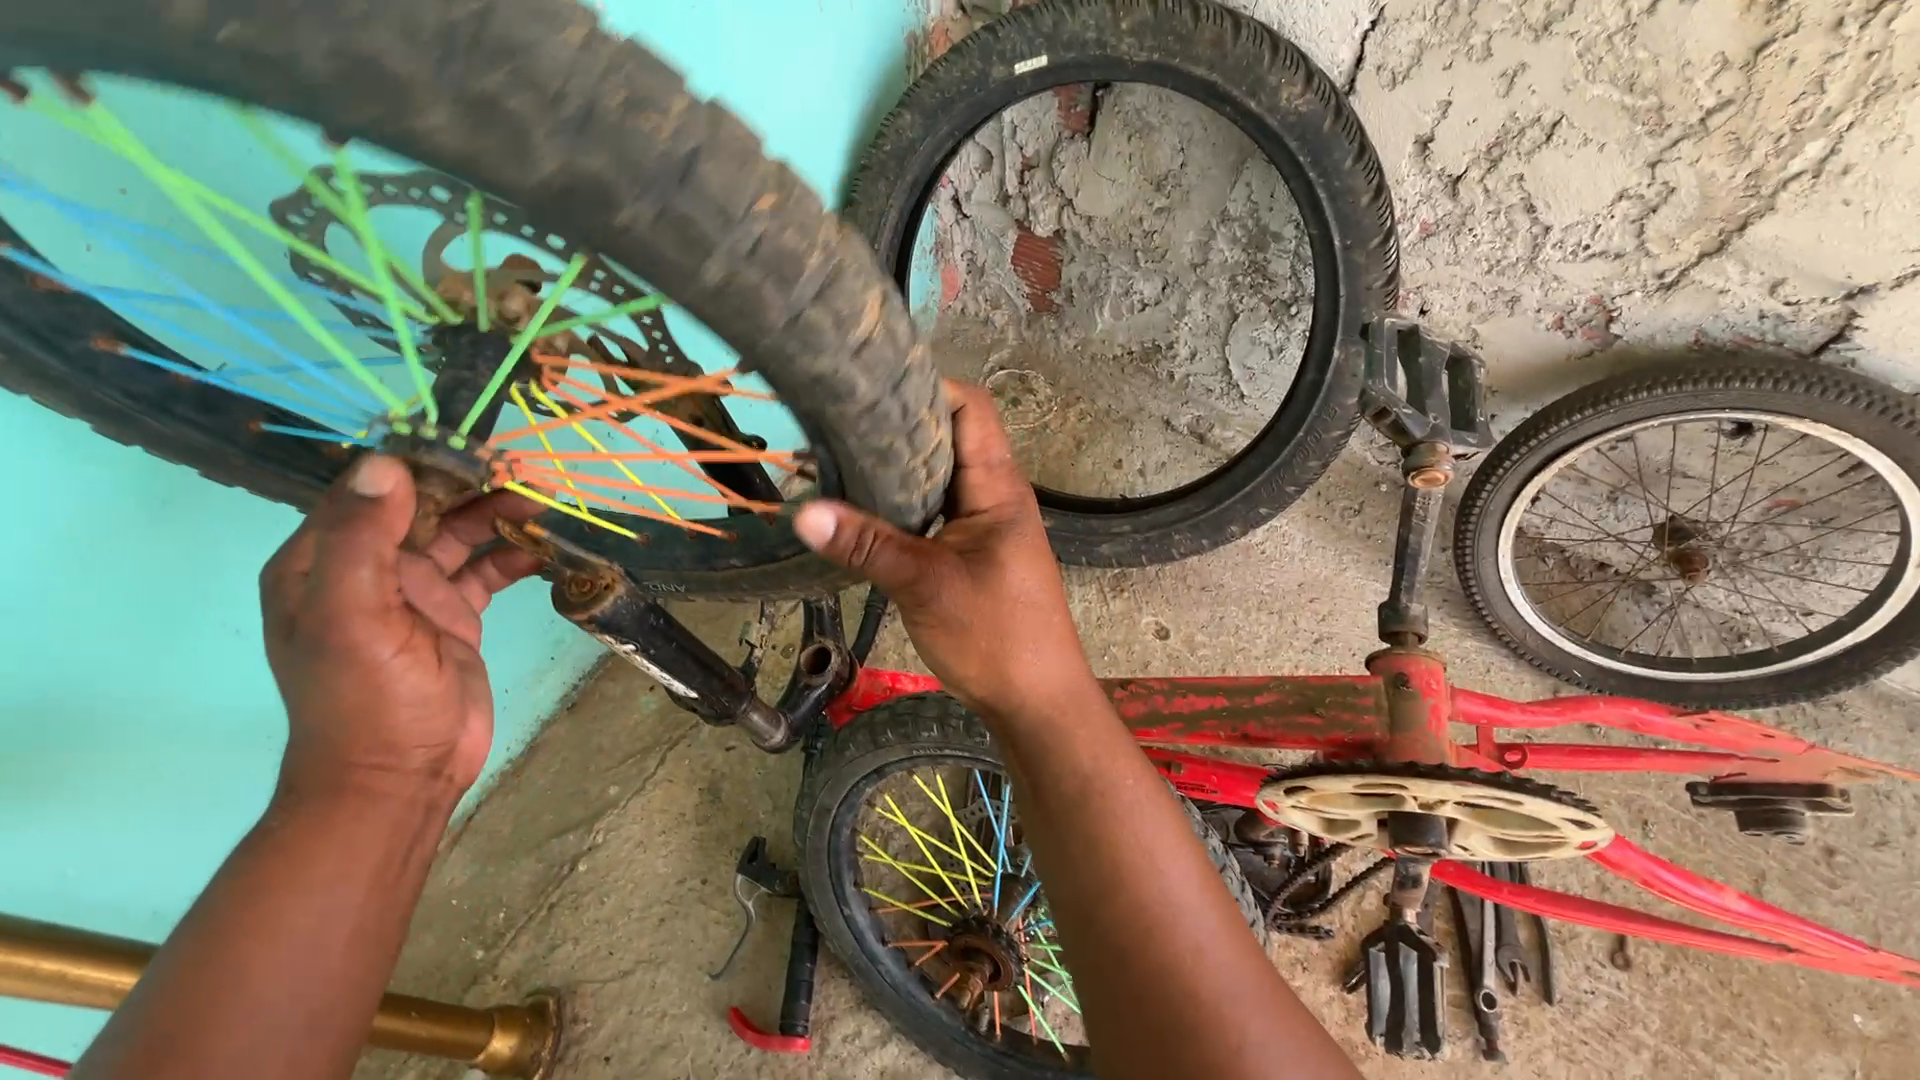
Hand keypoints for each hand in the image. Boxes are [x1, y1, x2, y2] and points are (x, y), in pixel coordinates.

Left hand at [260, 455, 543, 802]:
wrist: (400, 776)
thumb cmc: (366, 699)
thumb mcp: (353, 617)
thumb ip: (362, 539)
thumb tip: (388, 463)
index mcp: (323, 560)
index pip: (372, 490)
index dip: (422, 463)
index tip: (475, 446)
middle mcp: (368, 567)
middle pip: (424, 506)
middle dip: (472, 485)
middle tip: (526, 471)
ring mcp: (415, 591)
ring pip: (460, 534)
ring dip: (499, 515)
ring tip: (544, 503)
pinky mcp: (455, 615)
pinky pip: (487, 570)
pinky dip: (515, 555)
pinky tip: (546, 548)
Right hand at [792, 380, 1093, 716]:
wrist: (1036, 701)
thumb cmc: (995, 637)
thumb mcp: (925, 586)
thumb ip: (866, 545)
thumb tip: (800, 510)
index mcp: (997, 486)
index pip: (969, 407)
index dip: (925, 387)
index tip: (868, 388)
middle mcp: (992, 494)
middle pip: (947, 436)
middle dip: (896, 426)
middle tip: (833, 422)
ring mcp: (981, 524)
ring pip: (936, 476)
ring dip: (894, 469)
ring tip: (834, 458)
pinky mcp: (968, 553)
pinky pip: (932, 512)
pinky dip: (898, 505)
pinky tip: (858, 511)